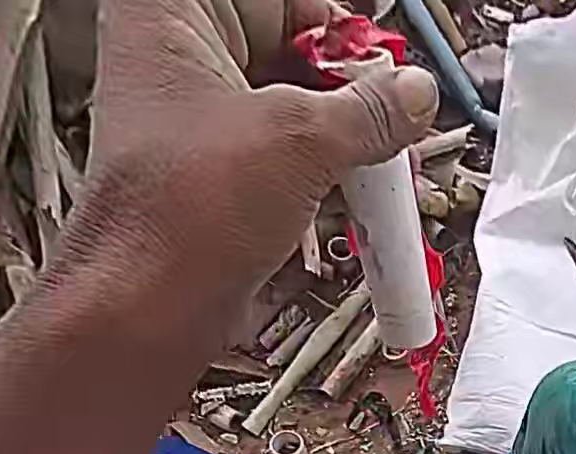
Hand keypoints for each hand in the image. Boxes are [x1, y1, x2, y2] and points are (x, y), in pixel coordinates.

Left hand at [56, 0, 438, 335]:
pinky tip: (364, 194)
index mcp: (176, 11)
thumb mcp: (297, 141)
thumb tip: (418, 92)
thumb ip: (368, 112)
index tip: (390, 73)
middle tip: (399, 125)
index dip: (342, 33)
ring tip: (390, 167)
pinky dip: (330, 174)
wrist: (157, 303)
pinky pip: (291, 158)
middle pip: (293, 52)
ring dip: (349, 140)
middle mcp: (187, 59)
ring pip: (297, 112)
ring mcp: (208, 123)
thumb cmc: (194, 208)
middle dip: (353, 94)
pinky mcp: (229, 179)